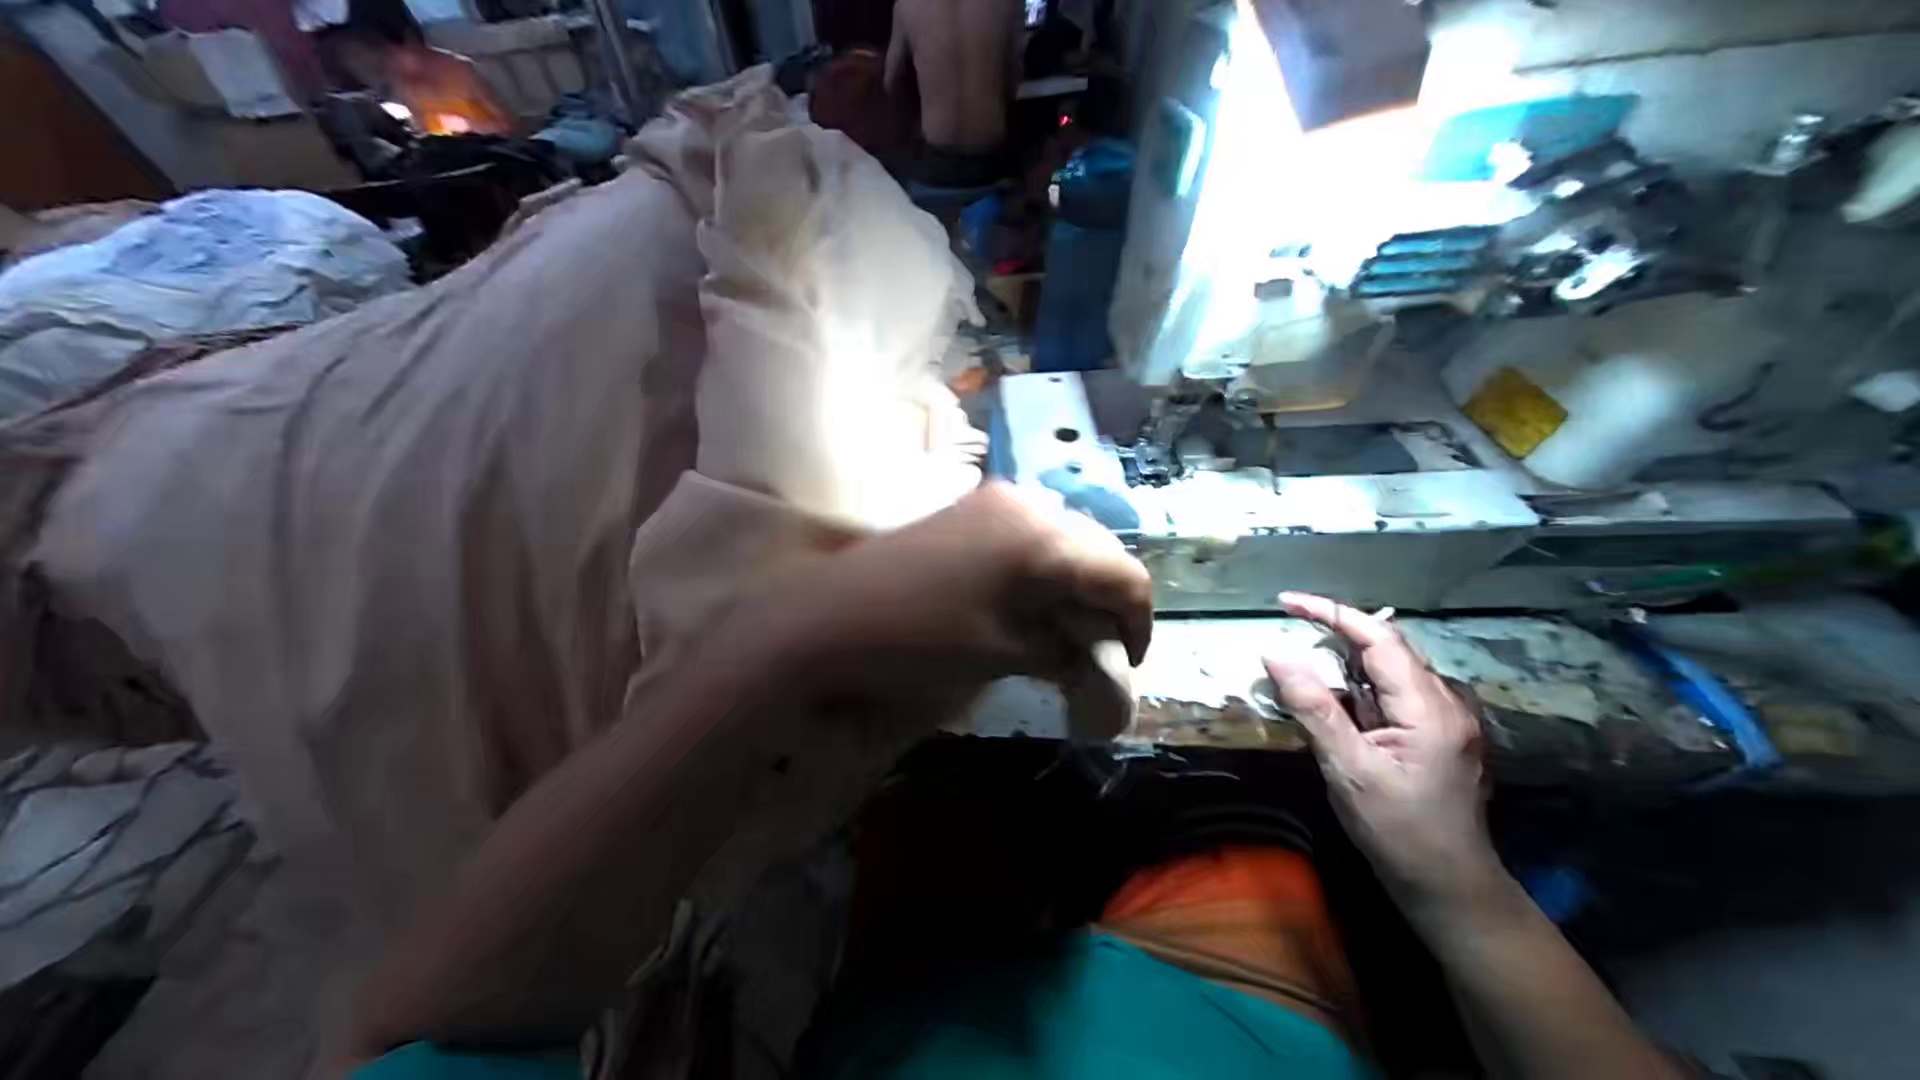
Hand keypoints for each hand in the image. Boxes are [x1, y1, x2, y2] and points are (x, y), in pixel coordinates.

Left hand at [758, 482, 1152, 730]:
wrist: (827, 619)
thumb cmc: (922, 641)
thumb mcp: (1007, 653)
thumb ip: (1068, 650)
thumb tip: (1103, 660)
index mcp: (1047, 539)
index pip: (1125, 576)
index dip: (1137, 624)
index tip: (1126, 664)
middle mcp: (1030, 503)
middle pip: (1099, 550)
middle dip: (1107, 600)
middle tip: (1096, 648)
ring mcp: (994, 499)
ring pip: (1066, 537)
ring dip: (1076, 581)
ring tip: (1062, 626)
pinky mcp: (969, 507)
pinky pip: (1030, 531)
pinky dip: (1044, 565)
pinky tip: (1028, 598)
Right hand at [1263, 593, 1502, 909]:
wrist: (1448, 883)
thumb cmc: (1397, 829)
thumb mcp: (1346, 768)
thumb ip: (1313, 707)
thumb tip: (1275, 654)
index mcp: (1429, 709)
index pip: (1379, 639)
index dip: (1331, 612)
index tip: (1286, 602)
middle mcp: (1445, 702)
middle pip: (1388, 645)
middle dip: (1337, 627)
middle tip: (1290, 622)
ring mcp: (1445, 717)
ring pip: (1391, 666)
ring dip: (1346, 654)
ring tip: (1305, 653)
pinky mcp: (1436, 731)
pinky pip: (1393, 689)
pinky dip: (1358, 680)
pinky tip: (1335, 692)